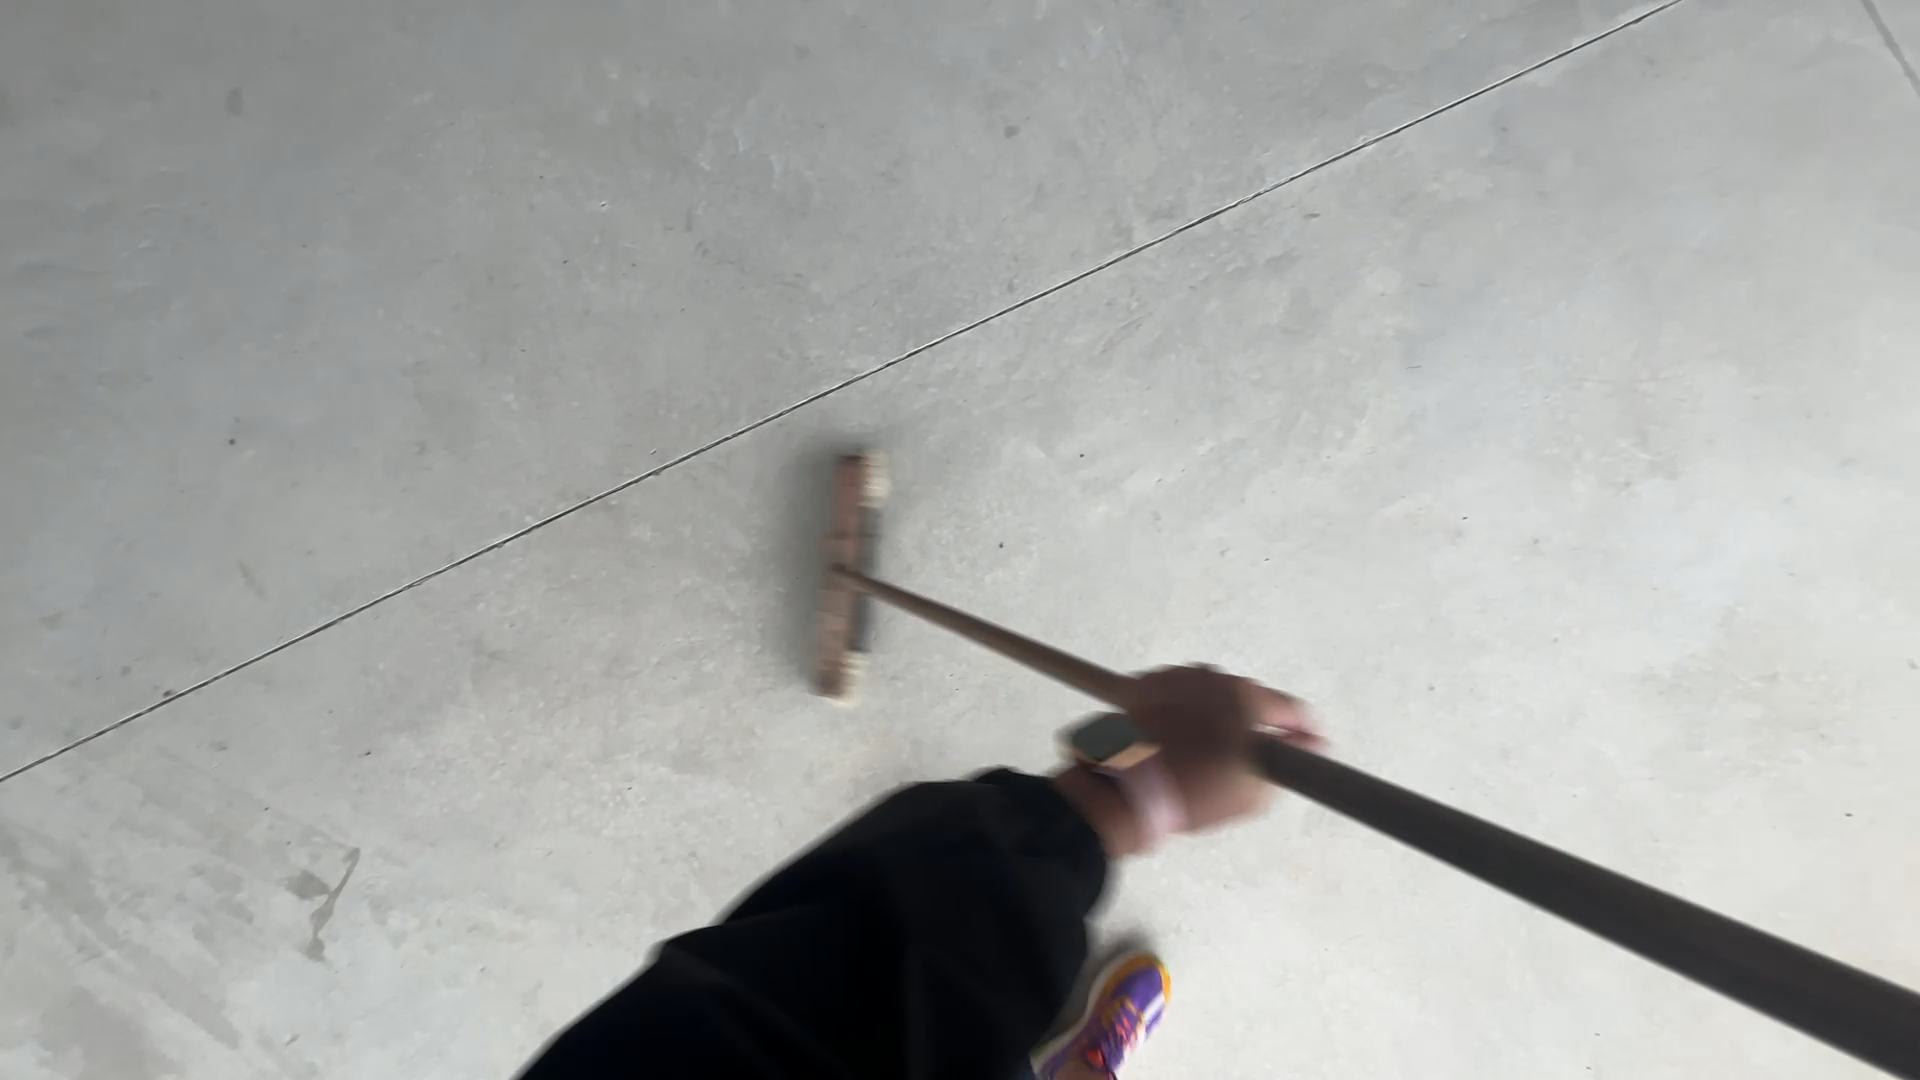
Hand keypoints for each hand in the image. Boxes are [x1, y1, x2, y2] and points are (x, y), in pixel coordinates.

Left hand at [1122, 665, 1323, 832]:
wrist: (1126, 785)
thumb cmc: (1196, 791)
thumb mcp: (1254, 789)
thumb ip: (1289, 759)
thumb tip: (1310, 743)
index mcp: (1246, 698)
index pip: (1292, 709)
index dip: (1303, 729)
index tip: (1308, 744)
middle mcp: (1212, 676)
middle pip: (1247, 696)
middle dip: (1253, 720)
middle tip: (1247, 751)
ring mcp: (1176, 675)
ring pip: (1209, 691)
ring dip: (1214, 710)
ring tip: (1205, 744)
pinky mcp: (1146, 682)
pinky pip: (1176, 692)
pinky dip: (1181, 707)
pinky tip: (1177, 732)